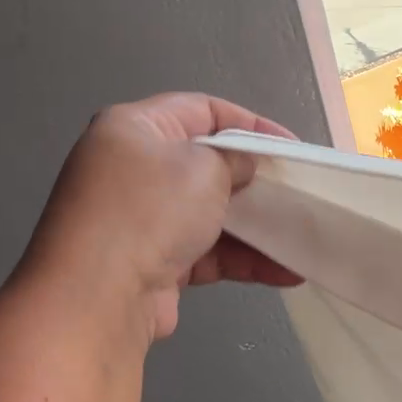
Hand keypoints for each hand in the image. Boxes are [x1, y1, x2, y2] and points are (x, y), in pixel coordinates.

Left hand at [19, 92, 303, 340]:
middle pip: (209, 164)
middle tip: (296, 192)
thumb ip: (233, 159)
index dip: (251, 124)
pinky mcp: (158, 260)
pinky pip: (212, 253)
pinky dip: (247, 260)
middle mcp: (135, 167)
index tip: (292, 149)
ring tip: (299, 239)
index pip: (202, 109)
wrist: (102, 292)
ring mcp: (145, 217)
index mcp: (136, 128)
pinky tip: (286, 274)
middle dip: (256, 180)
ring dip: (259, 228)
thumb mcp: (203, 169)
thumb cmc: (150, 212)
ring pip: (214, 214)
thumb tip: (243, 166)